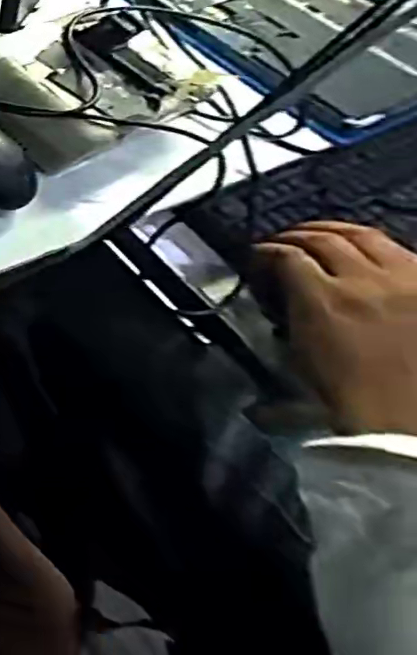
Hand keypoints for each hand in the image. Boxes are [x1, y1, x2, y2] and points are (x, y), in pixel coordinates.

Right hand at [256, 220, 416, 435]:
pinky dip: (383, 251)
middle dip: (296, 236)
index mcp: (325, 298)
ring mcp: (413, 287)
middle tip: (283, 242)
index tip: (256, 259)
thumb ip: (291, 310)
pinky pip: (409, 257)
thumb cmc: (350, 392)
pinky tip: (372, 259)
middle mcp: (369, 282)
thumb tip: (278, 291)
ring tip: (325, 239)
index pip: (282, 254)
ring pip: (370, 238)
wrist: (409, 422)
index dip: (263, 252)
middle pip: (325, 237)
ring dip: (338, 234)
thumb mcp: (300, 350)